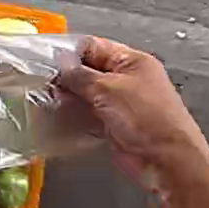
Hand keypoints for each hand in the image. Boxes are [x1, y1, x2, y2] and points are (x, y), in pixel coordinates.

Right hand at [59, 38, 208, 189]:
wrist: (166, 161)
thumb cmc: (143, 118)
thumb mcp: (107, 88)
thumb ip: (79, 75)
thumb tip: (61, 64)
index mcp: (132, 61)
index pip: (93, 46)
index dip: (69, 53)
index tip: (45, 61)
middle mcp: (127, 78)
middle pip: (88, 69)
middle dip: (66, 76)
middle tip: (42, 83)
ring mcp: (121, 102)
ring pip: (87, 92)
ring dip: (69, 96)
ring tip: (46, 99)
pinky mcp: (114, 123)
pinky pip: (89, 112)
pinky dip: (75, 113)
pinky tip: (58, 115)